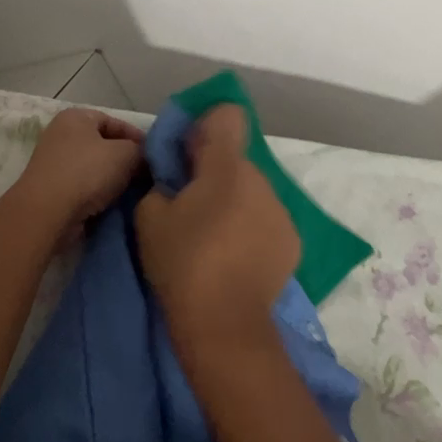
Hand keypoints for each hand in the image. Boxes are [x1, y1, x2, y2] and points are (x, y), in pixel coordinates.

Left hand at [13, 108, 146, 227]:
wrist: (47, 213)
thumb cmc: (86, 173)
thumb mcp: (125, 154)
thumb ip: (140, 151)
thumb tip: (146, 159)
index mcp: (75, 117)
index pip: (115, 122)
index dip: (137, 138)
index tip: (155, 158)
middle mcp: (61, 135)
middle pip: (104, 146)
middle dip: (126, 162)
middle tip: (148, 177)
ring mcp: (54, 164)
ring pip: (95, 169)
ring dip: (114, 181)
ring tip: (135, 193)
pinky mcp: (52, 190)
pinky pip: (84, 188)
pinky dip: (99, 196)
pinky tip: (116, 206)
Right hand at [134, 105, 298, 347]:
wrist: (224, 325)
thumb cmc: (182, 262)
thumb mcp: (149, 215)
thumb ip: (161, 183)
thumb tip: (172, 179)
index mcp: (227, 166)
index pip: (227, 116)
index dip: (205, 127)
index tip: (186, 154)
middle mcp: (261, 180)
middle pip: (236, 159)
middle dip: (214, 172)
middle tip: (188, 205)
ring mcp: (281, 212)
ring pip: (251, 191)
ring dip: (233, 202)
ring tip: (212, 238)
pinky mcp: (292, 242)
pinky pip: (264, 219)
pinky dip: (249, 228)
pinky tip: (233, 258)